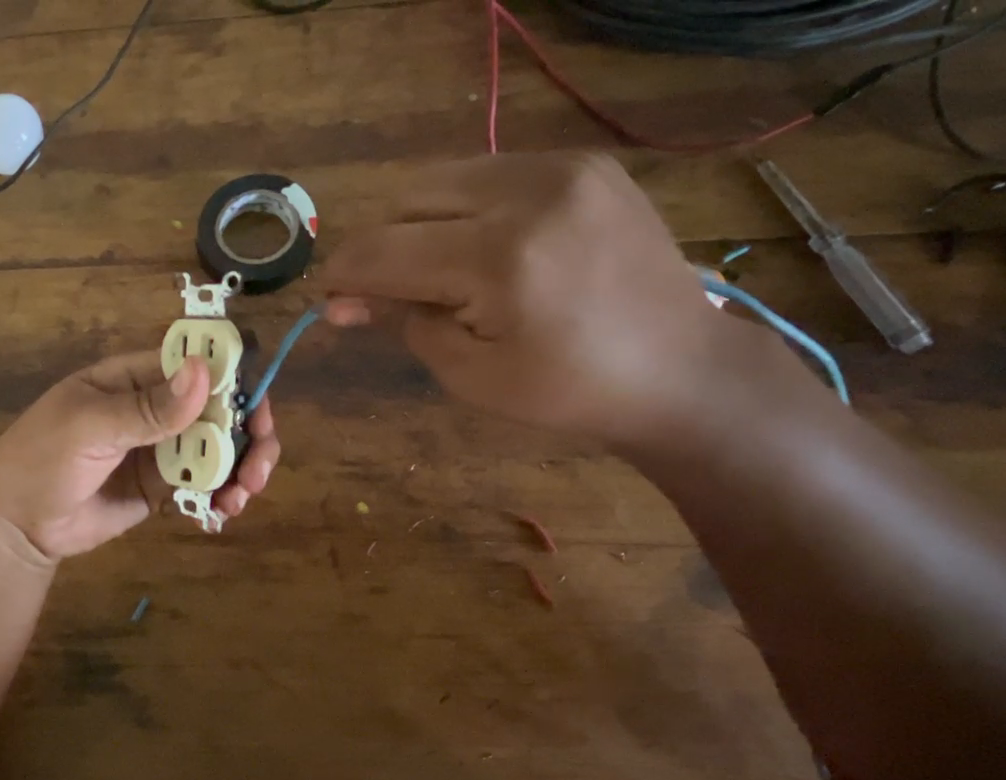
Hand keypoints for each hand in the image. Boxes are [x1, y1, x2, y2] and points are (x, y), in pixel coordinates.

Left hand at [0, 351, 281, 562]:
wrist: (16, 525)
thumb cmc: (40, 461)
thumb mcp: (88, 428)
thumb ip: (146, 408)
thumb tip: (204, 373)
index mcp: (132, 378)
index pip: (195, 364)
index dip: (233, 379)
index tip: (256, 407)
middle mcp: (154, 408)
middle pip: (218, 408)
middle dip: (248, 432)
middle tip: (259, 466)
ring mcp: (159, 449)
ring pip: (218, 448)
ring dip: (241, 467)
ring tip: (241, 496)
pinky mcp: (161, 487)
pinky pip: (203, 483)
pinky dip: (221, 494)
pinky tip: (222, 511)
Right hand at [318, 151, 748, 442]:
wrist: (676, 369)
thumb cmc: (564, 391)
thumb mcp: (468, 371)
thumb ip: (402, 321)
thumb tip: (340, 300)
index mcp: (500, 257)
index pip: (385, 250)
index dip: (344, 276)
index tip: (329, 300)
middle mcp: (529, 192)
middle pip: (408, 199)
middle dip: (384, 247)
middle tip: (391, 296)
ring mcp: (563, 168)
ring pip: (445, 178)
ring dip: (422, 224)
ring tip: (442, 273)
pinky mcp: (584, 163)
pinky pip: (491, 173)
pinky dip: (466, 209)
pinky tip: (484, 249)